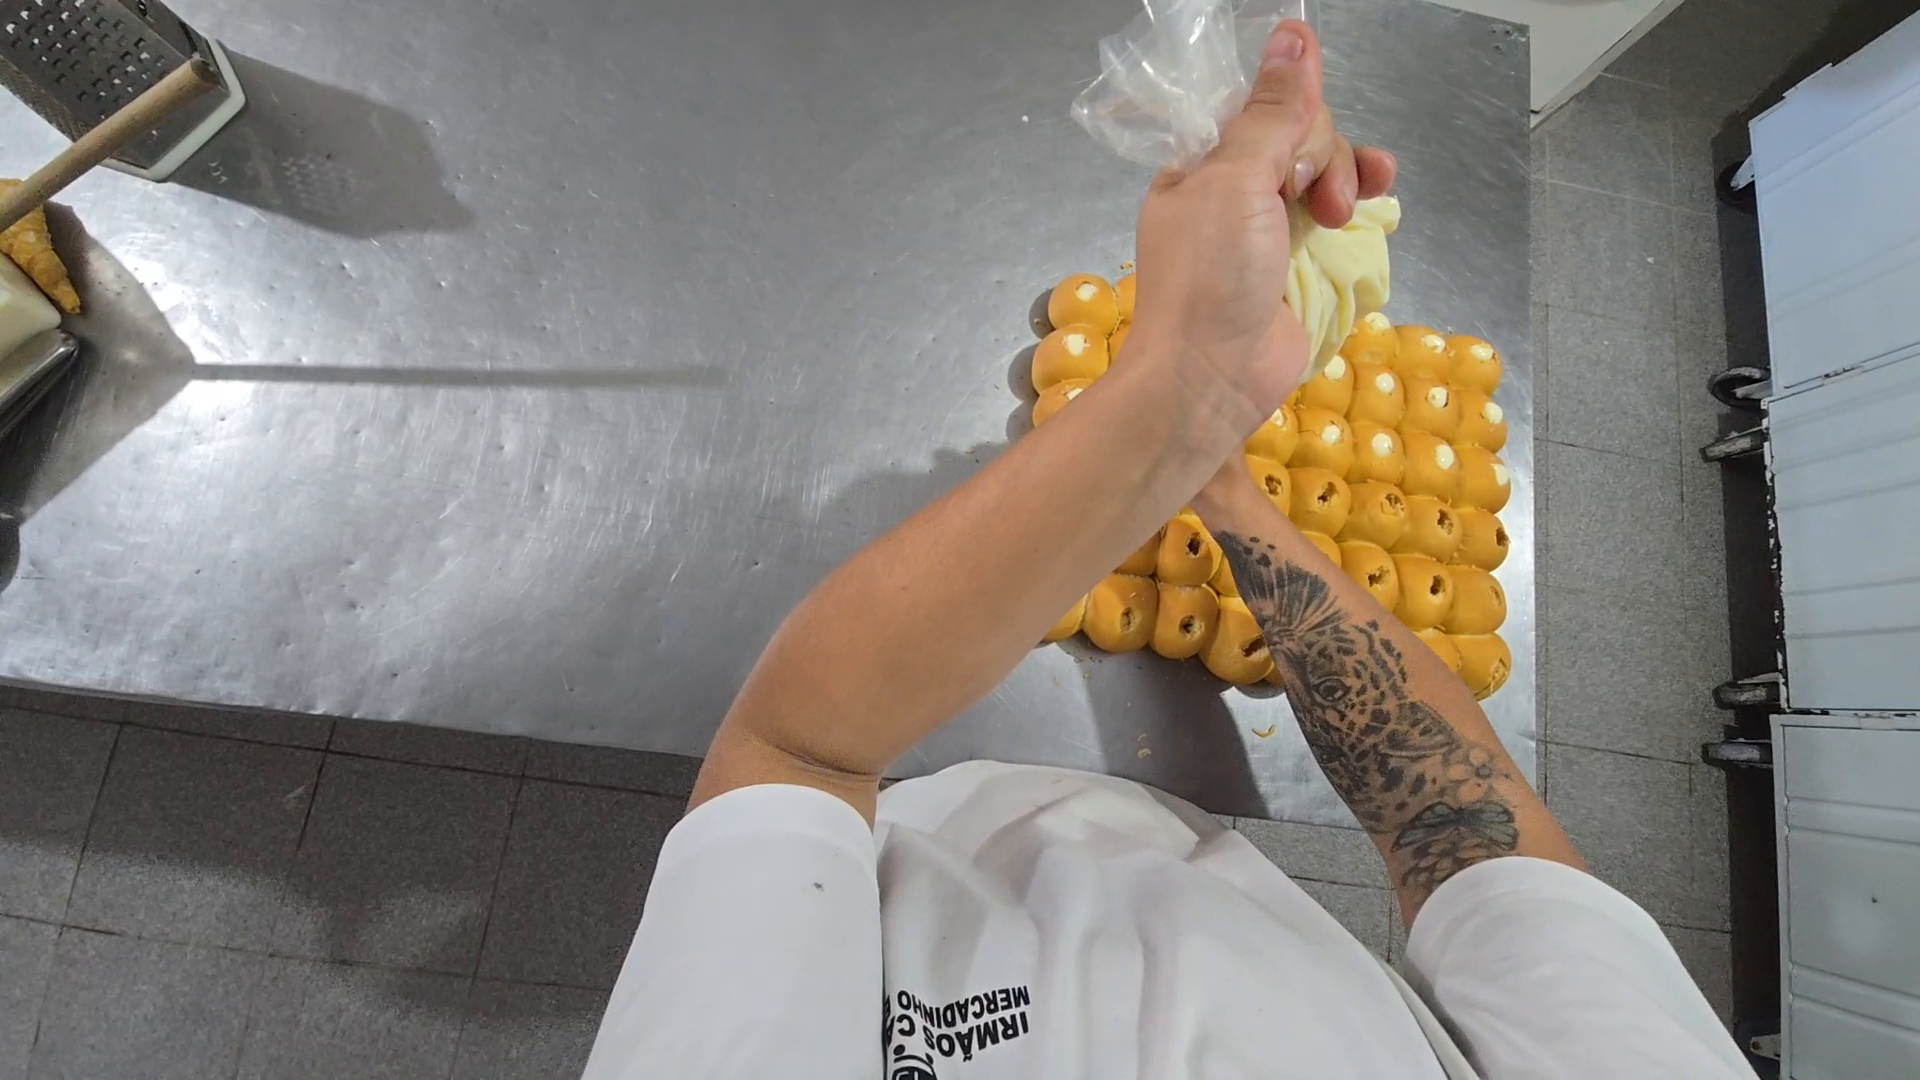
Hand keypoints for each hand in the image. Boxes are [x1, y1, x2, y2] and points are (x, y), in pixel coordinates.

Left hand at [1129, 21, 1396, 432]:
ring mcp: (1261, 238)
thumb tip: (1292, 30)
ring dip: (1347, 175)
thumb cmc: (1207, 279)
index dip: (1291, 116)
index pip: (1256, 113)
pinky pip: (1329, 223)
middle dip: (1322, 154)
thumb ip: (1270, 113)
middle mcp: (1227, 201)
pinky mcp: (1290, 273)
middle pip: (1296, 141)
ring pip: (1320, 178)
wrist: (1208, 378)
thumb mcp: (1232, 180)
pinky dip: (1354, 209)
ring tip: (1349, 205)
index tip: (1303, 138)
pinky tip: (1378, 201)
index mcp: (1196, 174)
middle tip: (1316, 197)